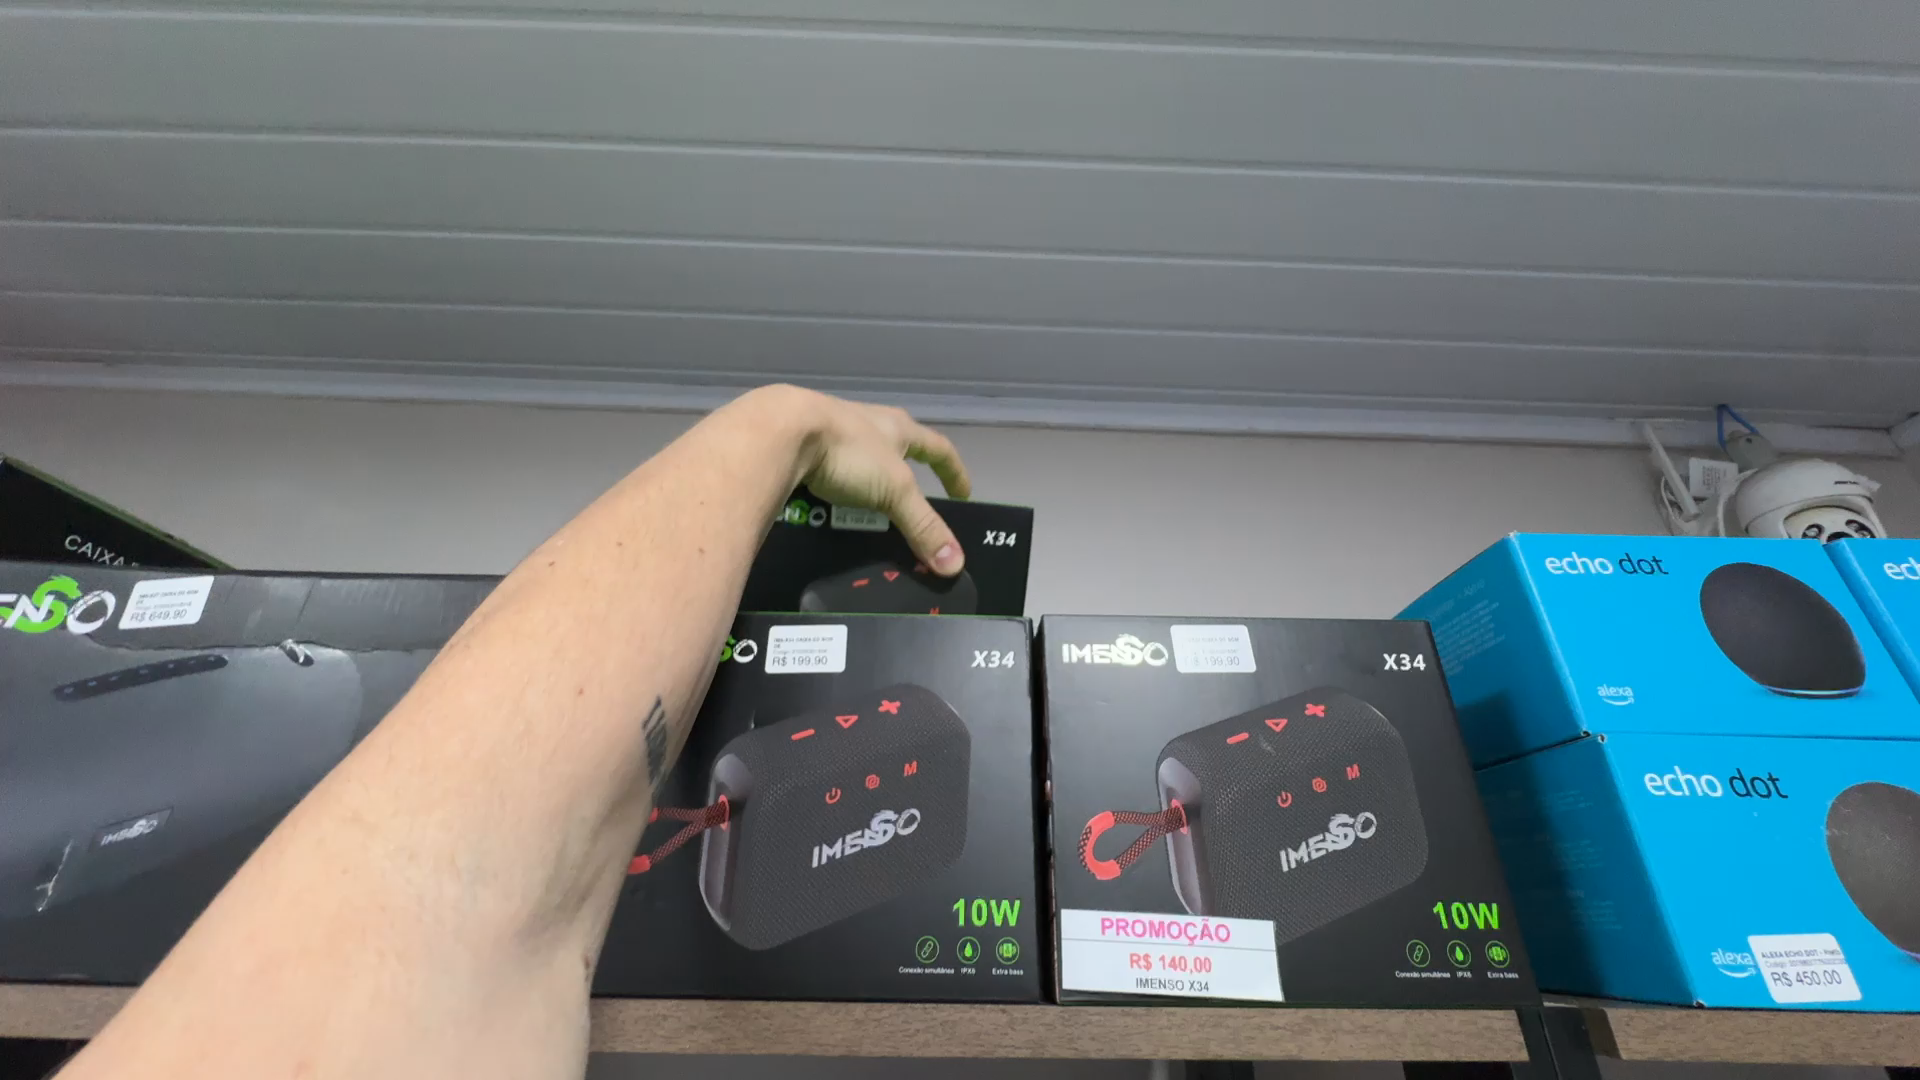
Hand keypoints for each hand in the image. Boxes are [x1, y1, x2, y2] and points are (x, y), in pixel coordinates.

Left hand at [757, 387, 971, 574]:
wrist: (781, 431)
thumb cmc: (849, 452)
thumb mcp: (894, 491)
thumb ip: (923, 527)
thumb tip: (955, 564)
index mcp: (897, 428)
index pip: (939, 449)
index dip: (954, 472)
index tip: (962, 495)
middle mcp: (869, 422)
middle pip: (899, 445)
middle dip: (908, 470)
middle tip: (913, 498)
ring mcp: (833, 427)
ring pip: (861, 453)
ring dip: (869, 476)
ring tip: (869, 505)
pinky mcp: (803, 440)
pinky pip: (828, 464)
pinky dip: (835, 483)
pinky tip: (828, 498)